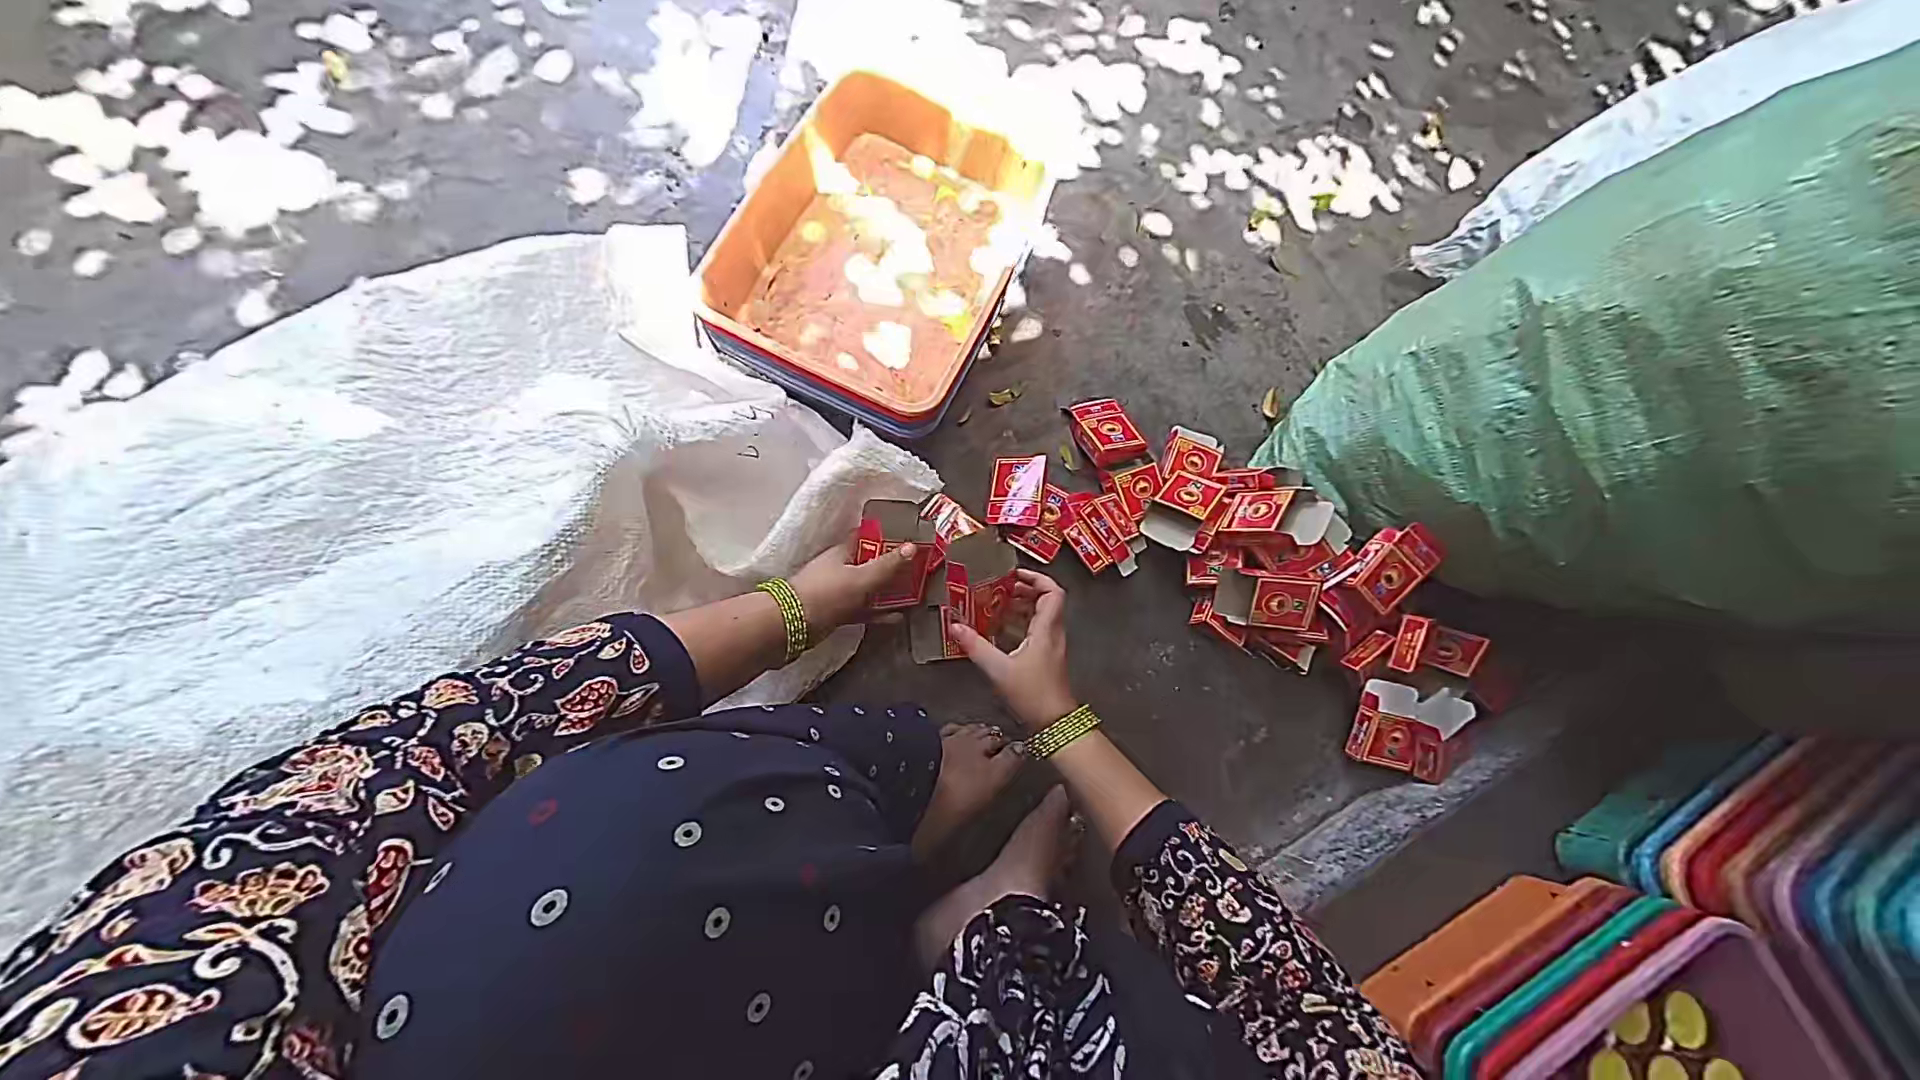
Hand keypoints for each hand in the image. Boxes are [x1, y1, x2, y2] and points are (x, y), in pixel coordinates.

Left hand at [788, 540, 918, 634]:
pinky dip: (879, 612)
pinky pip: (863, 609)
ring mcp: (837, 592)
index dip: (887, 536)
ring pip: (868, 588)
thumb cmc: (826, 594)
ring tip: (912, 594)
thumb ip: (888, 565)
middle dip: (892, 566)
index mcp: (843, 552)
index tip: (909, 540)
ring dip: (888, 591)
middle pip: (870, 563)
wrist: (791, 626)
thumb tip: (912, 547)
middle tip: (917, 569)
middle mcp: (840, 569)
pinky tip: (896, 617)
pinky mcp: (837, 612)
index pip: (867, 536)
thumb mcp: (862, 578)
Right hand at [949, 570, 1077, 731]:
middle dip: (1023, 589)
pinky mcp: (1047, 657)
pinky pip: (1035, 629)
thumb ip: (976, 646)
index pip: (1052, 591)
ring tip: (995, 604)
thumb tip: (954, 626)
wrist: (1055, 724)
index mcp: (1046, 629)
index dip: (1036, 577)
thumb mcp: (999, 669)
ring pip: (1040, 614)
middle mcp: (1053, 633)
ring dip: (1020, 606)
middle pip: (1045, 599)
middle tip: (999, 587)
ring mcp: (1051, 645)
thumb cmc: (1032, 694)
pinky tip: (999, 628)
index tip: (1013, 574)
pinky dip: (1019, 622)